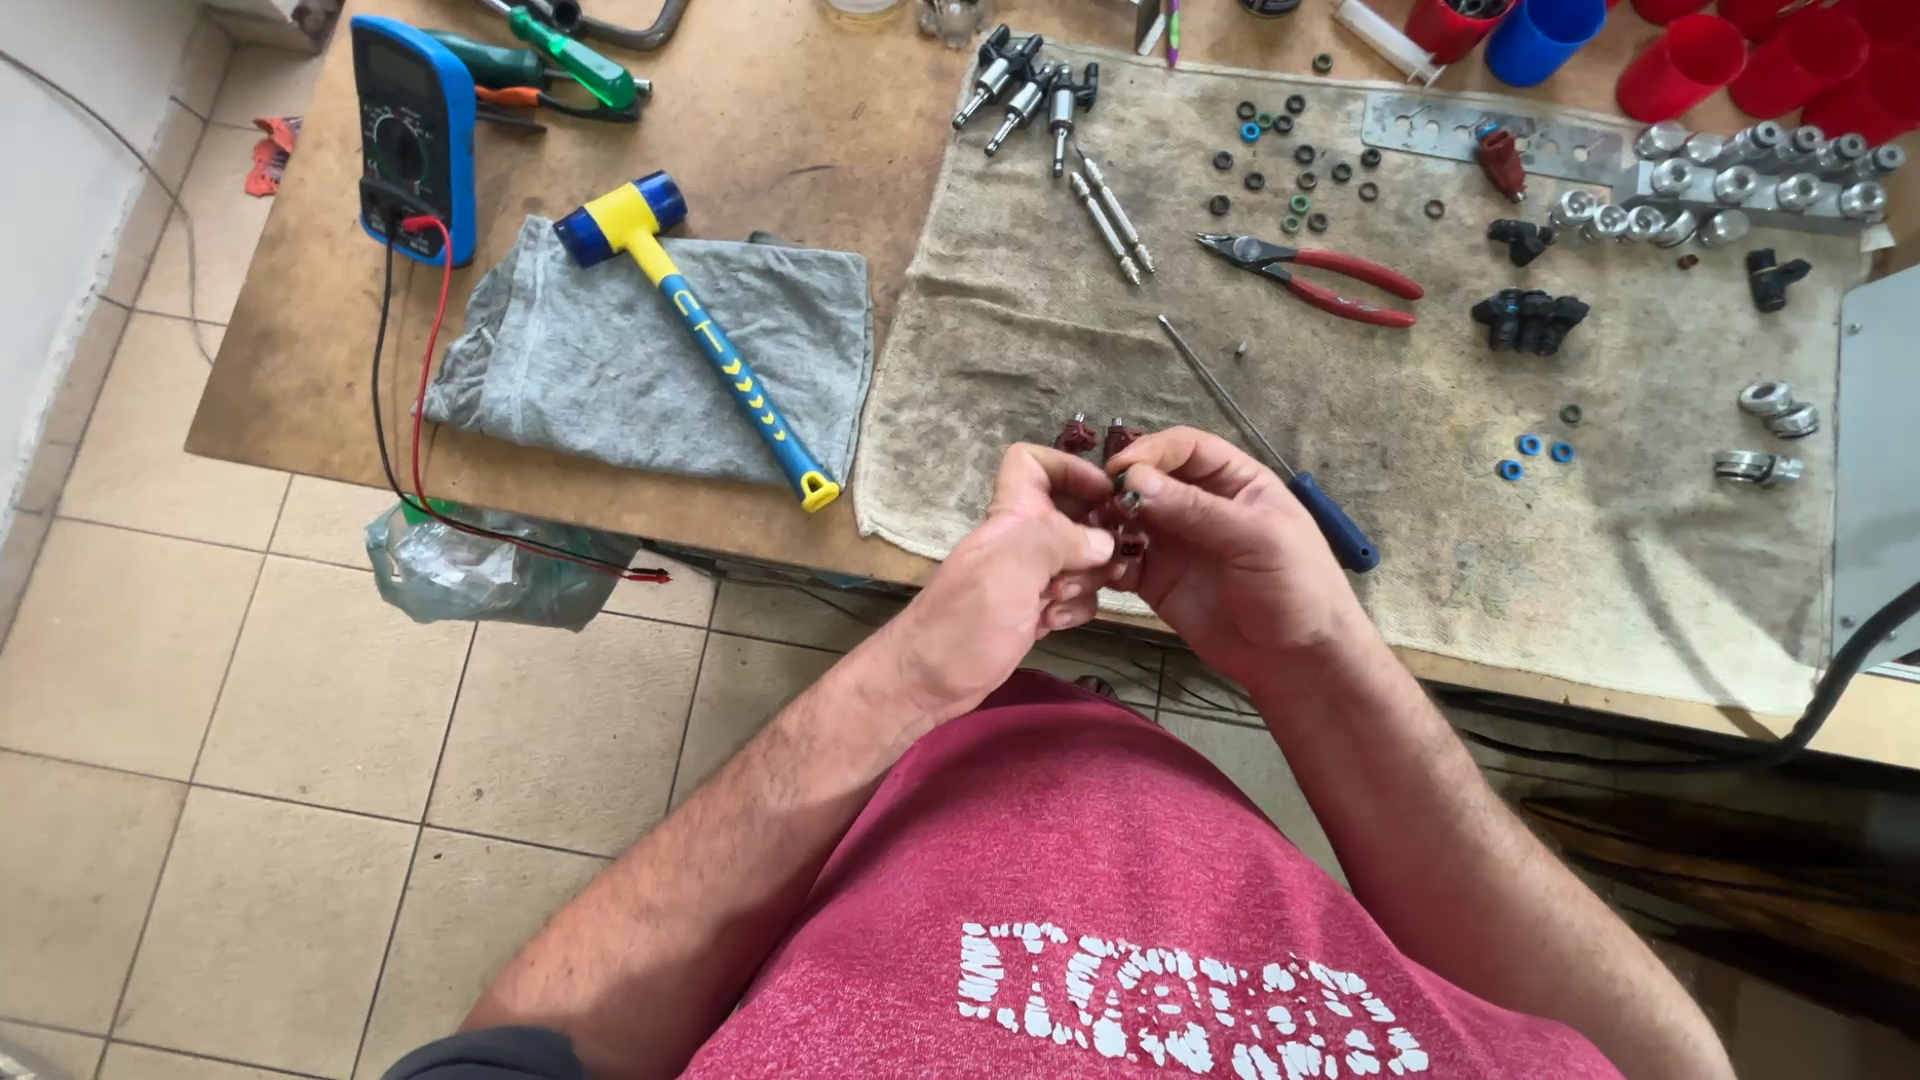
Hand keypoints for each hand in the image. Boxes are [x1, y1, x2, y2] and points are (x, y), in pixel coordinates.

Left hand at [853, 443, 1118, 731]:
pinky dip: (1075, 609)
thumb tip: (1102, 541)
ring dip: (1087, 578)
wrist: (925, 685)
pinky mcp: (1034, 611)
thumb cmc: (960, 625)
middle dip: (1095, 537)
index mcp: (1010, 516)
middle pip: (1074, 513)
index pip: (1034, 462)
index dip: (1070, 468)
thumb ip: (1056, 542)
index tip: (1103, 495)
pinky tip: (1053, 624)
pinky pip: (1075, 597)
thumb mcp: (1007, 572)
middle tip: (1099, 564)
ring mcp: (1029, 577)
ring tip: (1060, 599)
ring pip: (1082, 559)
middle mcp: (1022, 539)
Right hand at [1105, 427, 1372, 697]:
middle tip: (1096, 504)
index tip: (1119, 470)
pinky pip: (1121, 560)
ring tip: (1092, 536)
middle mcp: (1197, 505)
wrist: (1297, 661)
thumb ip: (1195, 509)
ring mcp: (1174, 543)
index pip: (1185, 448)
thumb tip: (1133, 480)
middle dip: (1120, 487)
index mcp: (1232, 482)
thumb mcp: (1255, 539)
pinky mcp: (1155, 579)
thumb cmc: (1295, 587)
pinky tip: (1098, 568)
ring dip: (1107, 522)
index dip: (1151, 452)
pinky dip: (1105, 560)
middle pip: (1148, 479)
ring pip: (1127, 518)